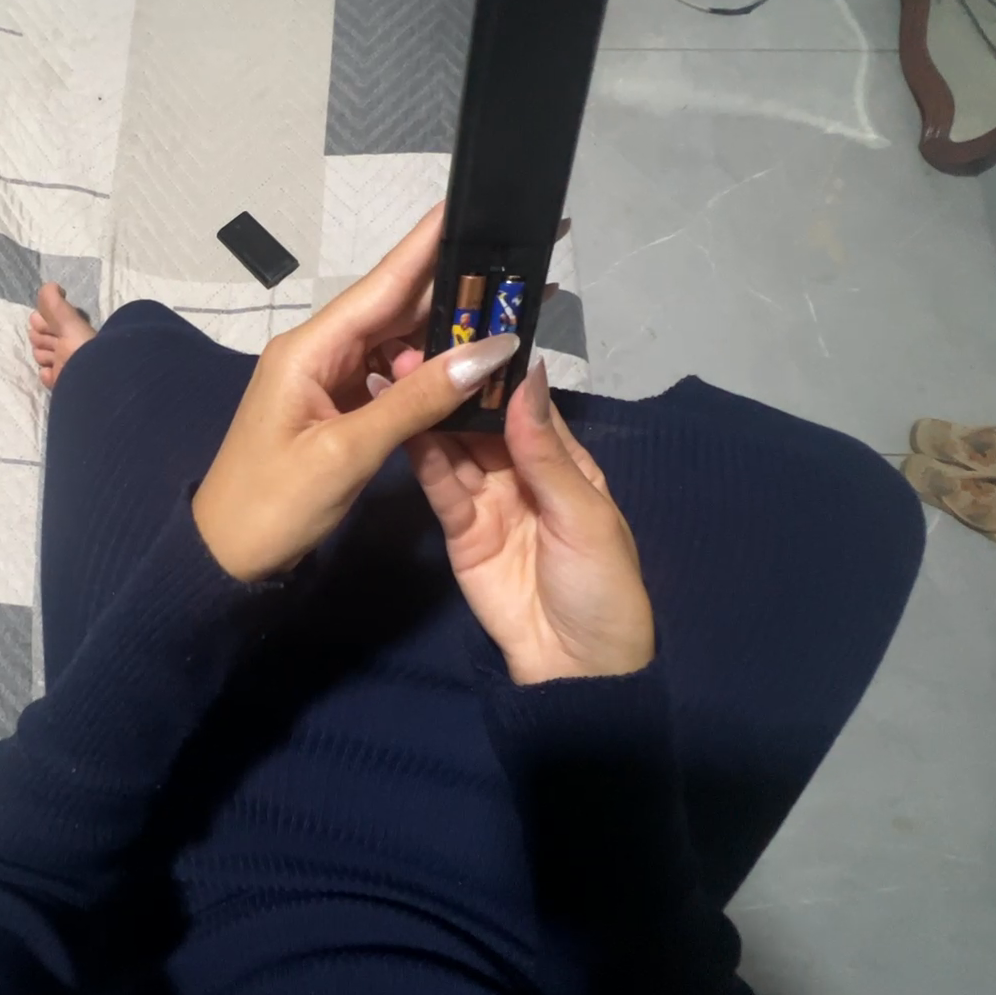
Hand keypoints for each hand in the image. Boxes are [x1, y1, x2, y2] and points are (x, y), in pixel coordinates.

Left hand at [192, 205, 523, 581]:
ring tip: (506, 321)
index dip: (430, 243)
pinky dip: (421, 375)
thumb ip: (417, 399)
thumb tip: (490, 350)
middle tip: (522, 270)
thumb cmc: (273, 504)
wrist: (225, 554)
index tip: (475, 203)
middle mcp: (318, 352)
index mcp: (310, 349)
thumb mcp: (347, 452)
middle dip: (454, 291)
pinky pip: (385, 377)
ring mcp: (324, 379)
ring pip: (393, 343)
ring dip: (443, 337)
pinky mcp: (331, 407)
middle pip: (394, 308)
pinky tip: (459, 373)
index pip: (382, 283)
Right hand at [383, 360, 654, 683]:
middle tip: (416, 348)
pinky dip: (420, 456)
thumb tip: (526, 377)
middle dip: (455, 388)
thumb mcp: (583, 514)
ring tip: (397, 373)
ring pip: (454, 447)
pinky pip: (439, 485)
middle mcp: (520, 472)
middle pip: (482, 422)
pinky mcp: (458, 527)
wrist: (570, 663)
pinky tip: (400, 422)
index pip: (527, 405)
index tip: (467, 331)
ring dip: (430, 413)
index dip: (499, 373)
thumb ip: (545, 451)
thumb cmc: (599, 583)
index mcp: (564, 462)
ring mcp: (486, 499)